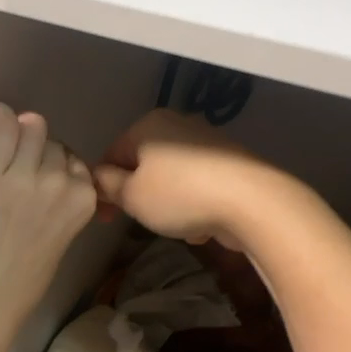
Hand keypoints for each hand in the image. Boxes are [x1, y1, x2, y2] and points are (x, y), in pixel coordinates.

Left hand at [0, 103, 96, 333]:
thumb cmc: (20, 285)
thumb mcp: (59, 242)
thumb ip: (62, 206)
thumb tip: (53, 175)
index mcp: (85, 202)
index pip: (76, 161)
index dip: (56, 166)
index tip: (40, 178)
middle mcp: (61, 181)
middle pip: (53, 144)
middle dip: (36, 152)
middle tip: (15, 172)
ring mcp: (25, 174)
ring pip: (31, 129)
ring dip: (17, 136)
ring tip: (1, 153)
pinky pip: (1, 128)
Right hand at [94, 109, 291, 246]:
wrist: (252, 202)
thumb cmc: (179, 195)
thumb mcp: (131, 195)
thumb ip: (107, 185)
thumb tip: (99, 177)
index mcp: (148, 125)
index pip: (111, 155)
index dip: (103, 188)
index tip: (107, 217)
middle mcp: (178, 126)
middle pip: (143, 167)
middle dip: (139, 197)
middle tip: (139, 221)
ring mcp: (207, 143)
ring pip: (170, 180)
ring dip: (166, 206)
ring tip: (177, 226)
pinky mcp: (229, 164)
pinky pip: (197, 187)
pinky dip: (193, 206)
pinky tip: (202, 225)